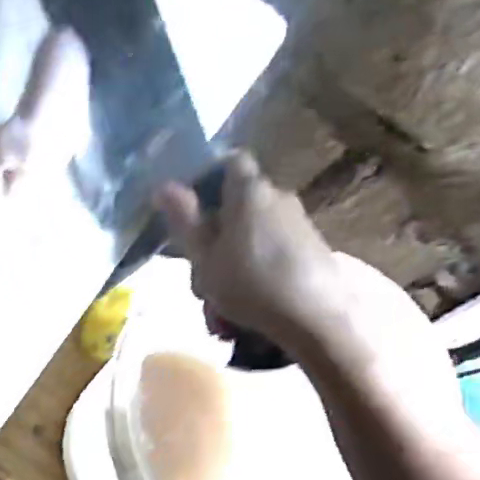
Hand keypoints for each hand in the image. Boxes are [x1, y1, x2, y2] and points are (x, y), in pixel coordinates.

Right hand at [154, 153, 363, 349]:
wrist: (314, 318)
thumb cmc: (249, 285)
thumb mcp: (205, 259)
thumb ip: (185, 221)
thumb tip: (164, 186)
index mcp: (248, 191)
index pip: (230, 162)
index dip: (210, 179)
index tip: (193, 211)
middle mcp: (278, 196)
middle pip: (241, 207)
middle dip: (218, 239)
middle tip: (202, 279)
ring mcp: (301, 223)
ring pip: (257, 236)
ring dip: (236, 265)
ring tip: (224, 311)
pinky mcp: (315, 250)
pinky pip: (277, 254)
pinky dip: (261, 274)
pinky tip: (253, 310)